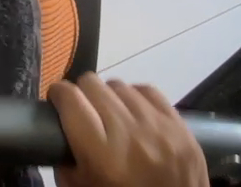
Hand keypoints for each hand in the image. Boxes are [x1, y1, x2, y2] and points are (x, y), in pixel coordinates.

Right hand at [50, 75, 207, 186]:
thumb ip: (63, 155)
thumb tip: (58, 121)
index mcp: (102, 156)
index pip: (69, 97)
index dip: (58, 95)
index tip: (58, 102)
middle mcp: (131, 136)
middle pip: (92, 83)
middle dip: (83, 95)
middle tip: (87, 113)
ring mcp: (160, 130)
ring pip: (119, 85)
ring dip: (111, 99)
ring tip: (115, 119)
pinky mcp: (182, 128)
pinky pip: (148, 91)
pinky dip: (137, 100)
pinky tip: (136, 117)